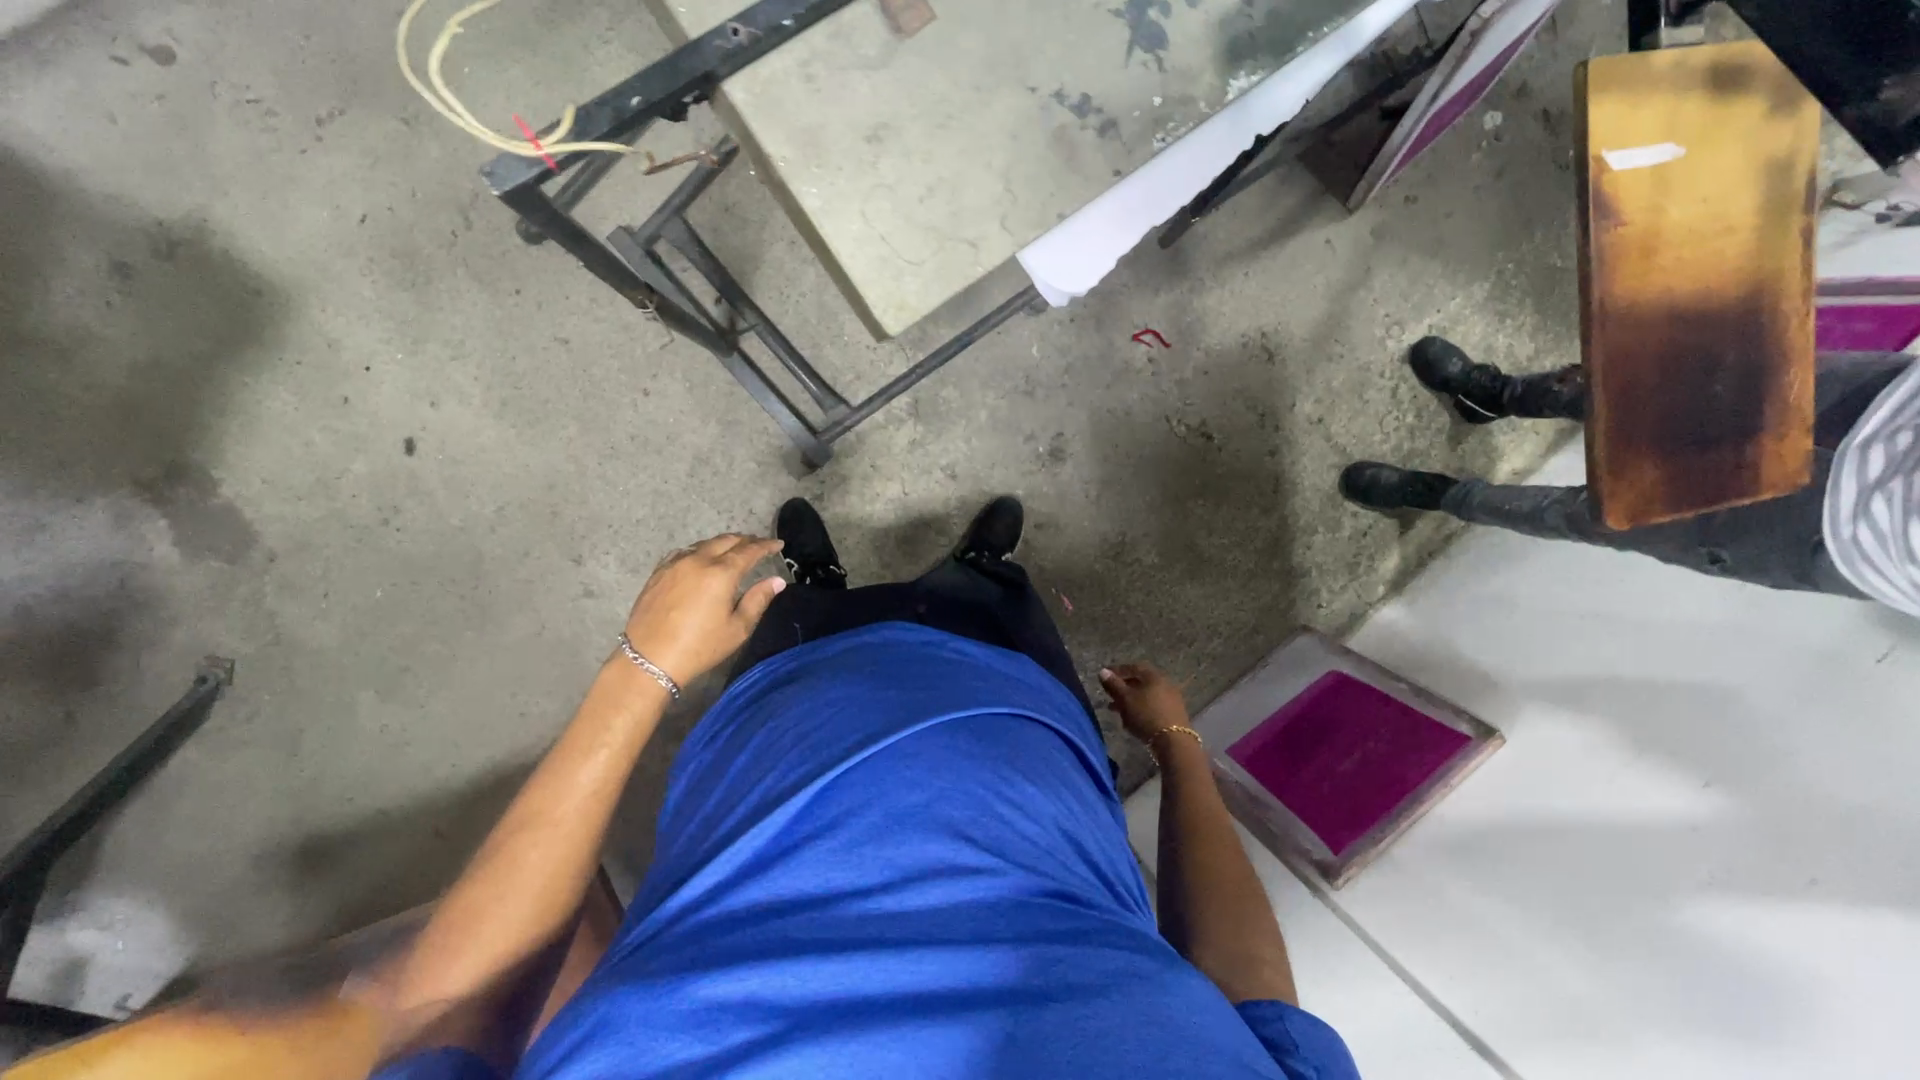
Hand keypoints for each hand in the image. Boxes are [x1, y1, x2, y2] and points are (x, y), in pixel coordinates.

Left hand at [622, 534, 785, 684]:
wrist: (650, 659)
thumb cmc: (700, 647)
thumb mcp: (737, 628)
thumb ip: (758, 600)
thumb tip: (776, 581)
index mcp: (721, 573)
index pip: (749, 551)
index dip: (766, 545)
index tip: (778, 544)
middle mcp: (698, 561)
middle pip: (726, 540)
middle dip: (745, 540)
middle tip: (758, 545)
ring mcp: (675, 564)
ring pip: (704, 544)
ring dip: (722, 544)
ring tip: (733, 550)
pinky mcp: (659, 573)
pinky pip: (684, 552)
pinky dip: (700, 551)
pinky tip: (701, 559)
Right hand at [1099, 662, 1190, 742]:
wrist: (1173, 741)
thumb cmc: (1146, 715)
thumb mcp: (1125, 699)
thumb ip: (1113, 684)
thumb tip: (1103, 671)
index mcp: (1154, 676)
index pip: (1134, 667)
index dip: (1118, 670)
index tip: (1105, 676)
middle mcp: (1165, 684)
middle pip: (1141, 682)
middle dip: (1123, 688)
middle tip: (1110, 695)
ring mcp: (1172, 699)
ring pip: (1146, 696)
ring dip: (1130, 701)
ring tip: (1116, 710)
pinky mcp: (1174, 714)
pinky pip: (1153, 706)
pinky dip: (1140, 709)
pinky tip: (1132, 720)